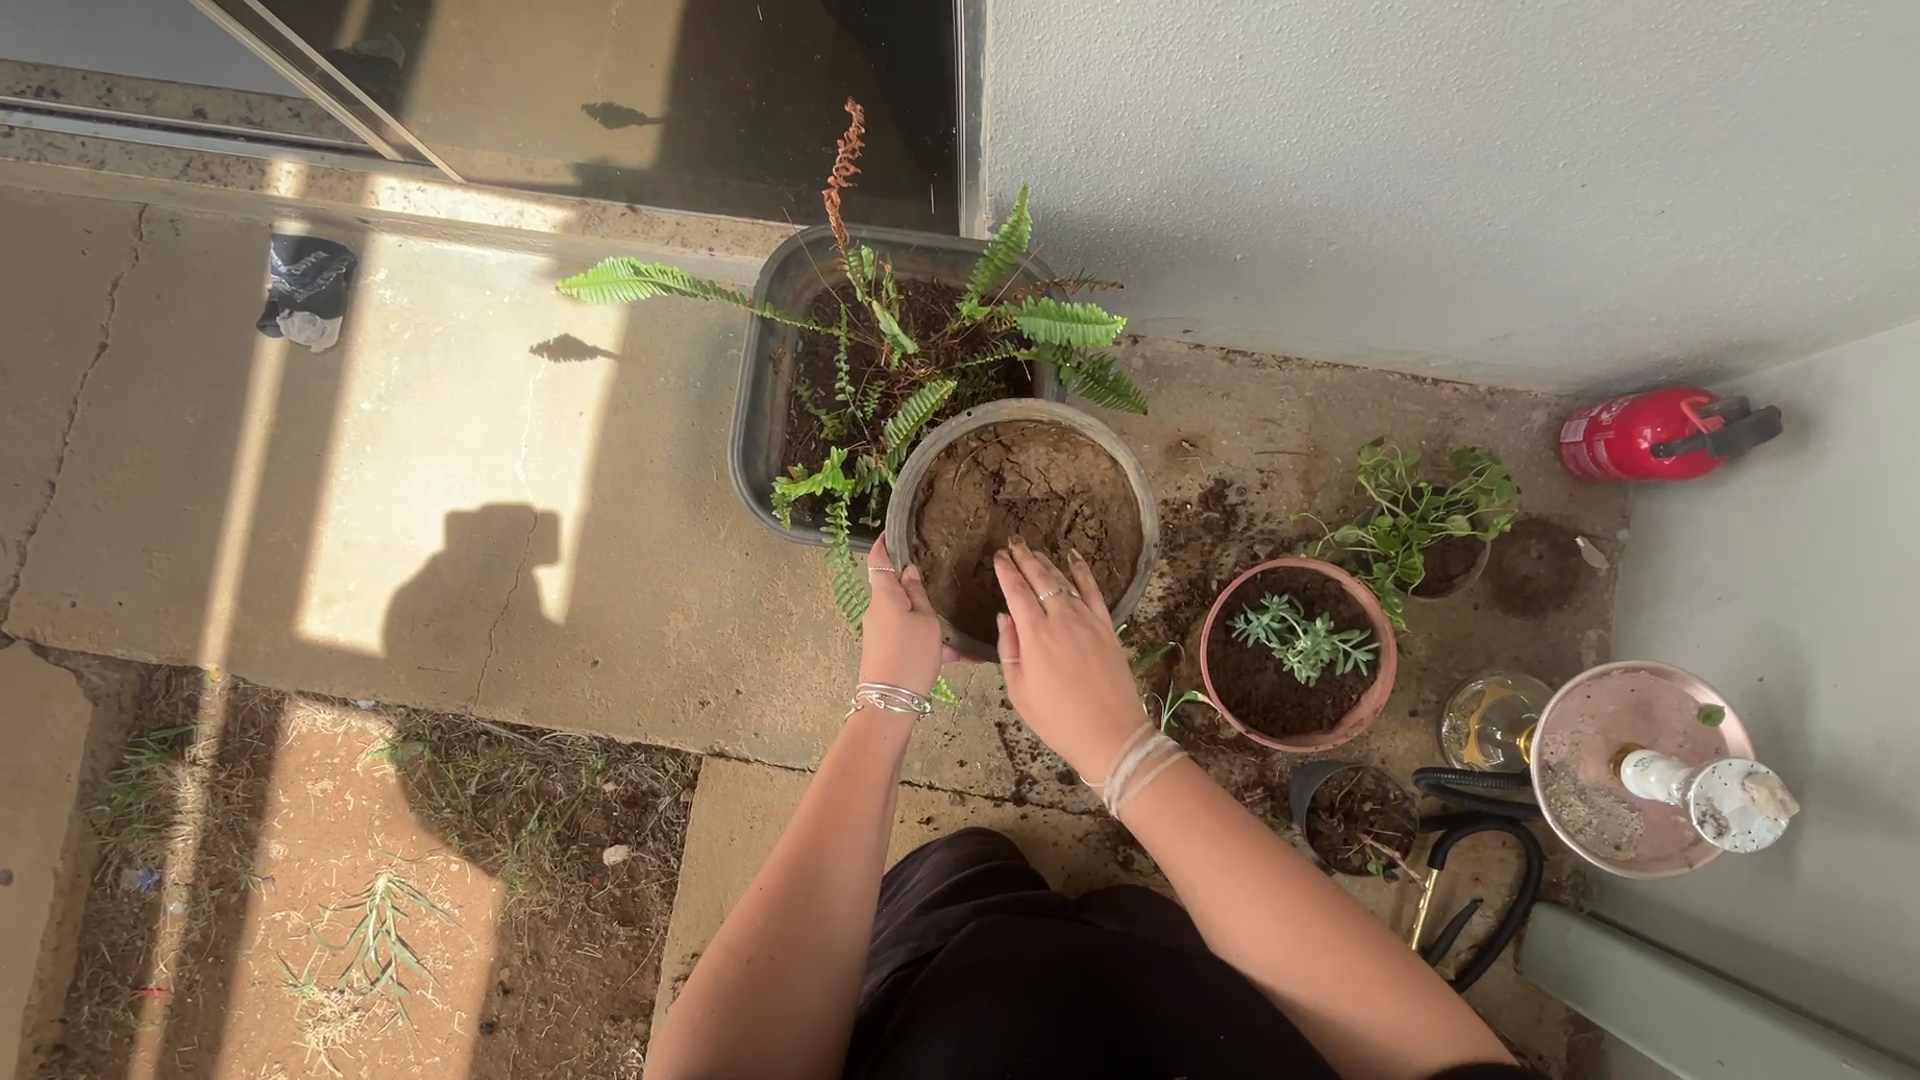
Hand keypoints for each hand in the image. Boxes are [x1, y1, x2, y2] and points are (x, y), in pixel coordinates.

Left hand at [858, 533, 960, 696]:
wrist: (890, 704)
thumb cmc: (910, 656)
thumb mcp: (926, 622)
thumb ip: (918, 594)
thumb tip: (908, 571)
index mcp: (885, 596)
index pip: (879, 560)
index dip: (884, 542)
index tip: (893, 530)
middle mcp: (878, 610)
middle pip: (895, 588)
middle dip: (916, 583)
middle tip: (941, 572)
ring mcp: (880, 632)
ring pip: (908, 616)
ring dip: (930, 619)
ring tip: (960, 626)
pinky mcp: (887, 651)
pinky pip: (912, 638)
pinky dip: (933, 643)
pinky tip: (963, 656)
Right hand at [993, 536, 1146, 780]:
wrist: (1110, 734)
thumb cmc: (1057, 719)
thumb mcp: (1019, 691)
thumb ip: (1009, 649)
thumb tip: (1005, 617)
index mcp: (1035, 635)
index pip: (1016, 592)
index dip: (1006, 572)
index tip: (997, 557)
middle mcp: (1062, 620)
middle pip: (1041, 579)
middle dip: (1025, 559)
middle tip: (1013, 543)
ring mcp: (1088, 621)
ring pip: (1065, 582)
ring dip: (1048, 564)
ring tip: (1035, 551)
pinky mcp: (1107, 628)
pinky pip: (1094, 592)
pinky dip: (1083, 572)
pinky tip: (1075, 559)